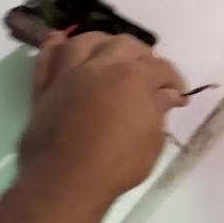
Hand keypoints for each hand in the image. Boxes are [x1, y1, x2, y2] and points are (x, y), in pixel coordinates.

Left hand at [17, 32, 185, 204]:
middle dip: (143, 55)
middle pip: (125, 44)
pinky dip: (54, 46)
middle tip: (150, 74)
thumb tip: (170, 94)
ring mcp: (69, 74)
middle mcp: (100, 66)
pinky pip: (47, 58)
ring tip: (111, 53)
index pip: (161, 68)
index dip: (174, 81)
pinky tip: (61, 41)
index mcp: (132, 77)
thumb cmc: (117, 163)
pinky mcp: (44, 88)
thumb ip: (159, 109)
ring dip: (103, 42)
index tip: (179, 96)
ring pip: (85, 41)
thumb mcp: (151, 138)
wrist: (65, 181)